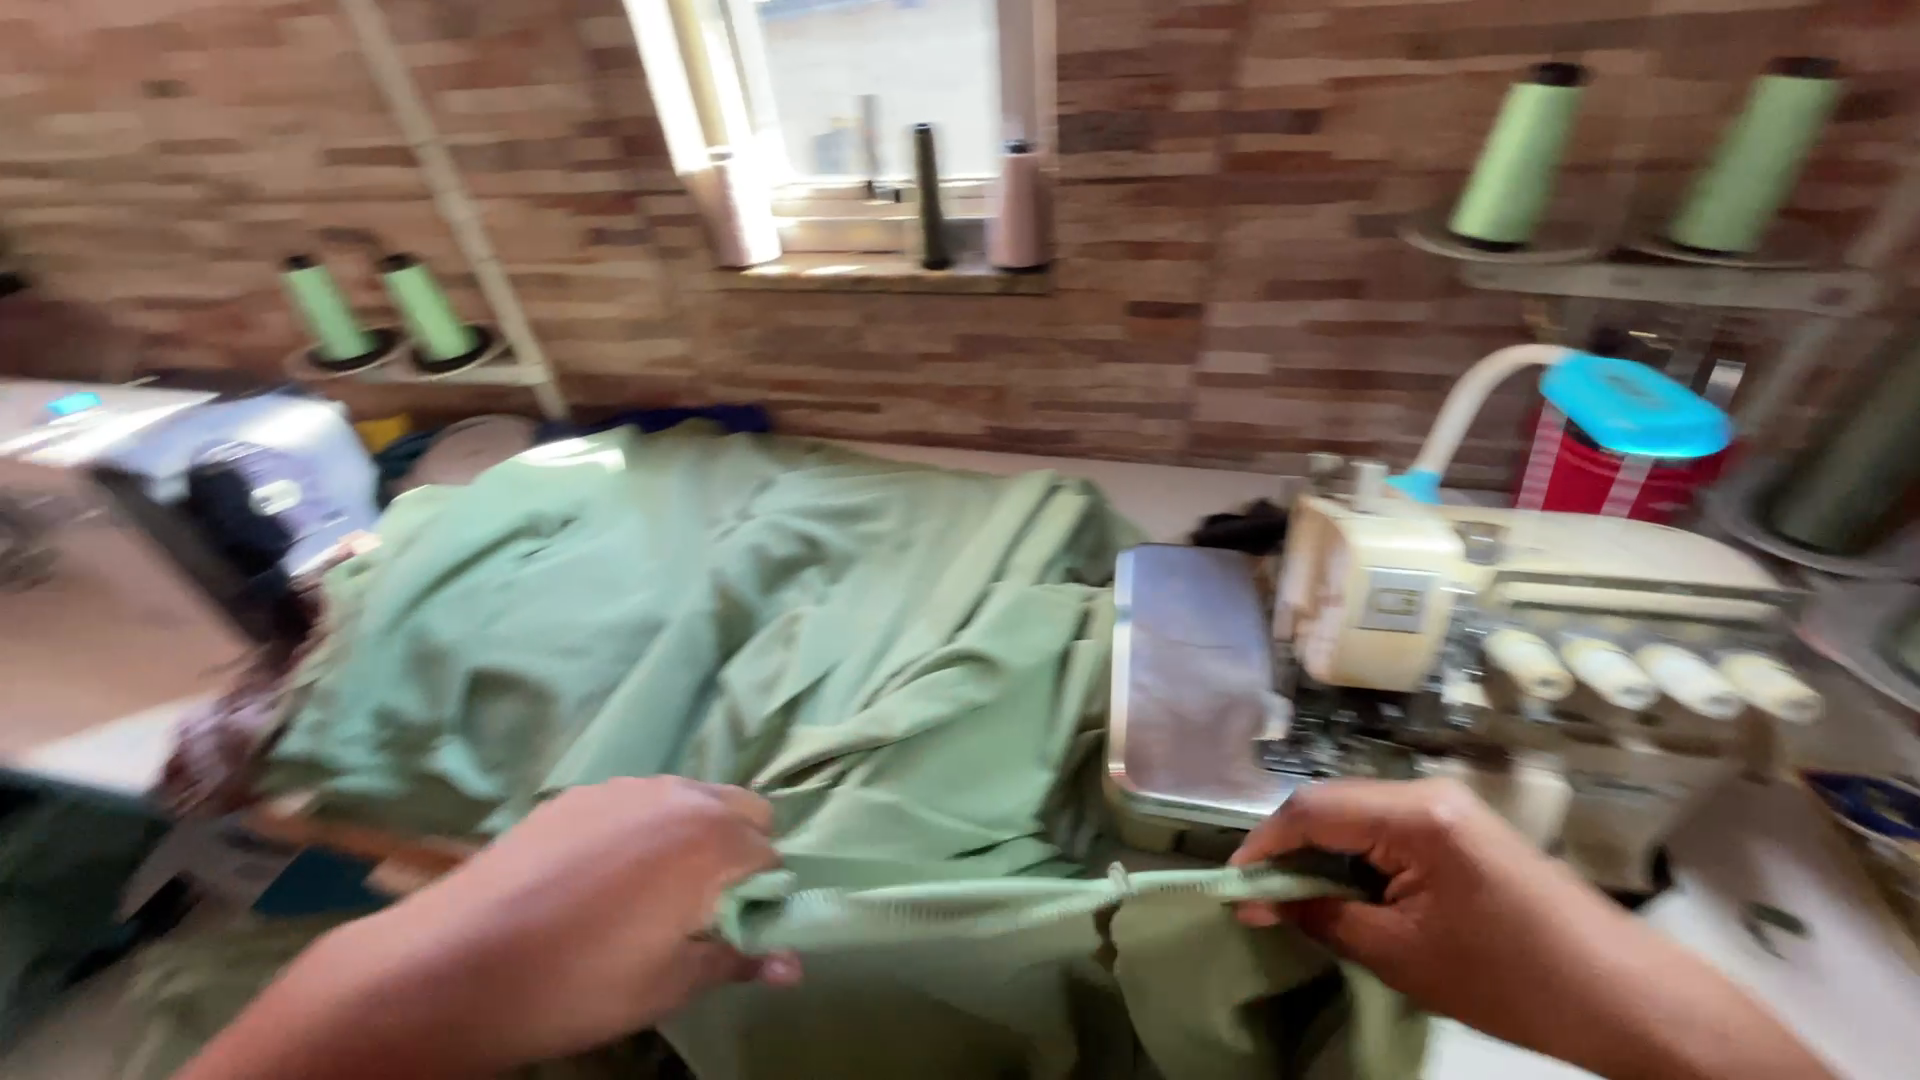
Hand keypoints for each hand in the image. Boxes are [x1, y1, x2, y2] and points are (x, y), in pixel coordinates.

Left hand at [182, 777, 795, 1079]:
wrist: (453, 964)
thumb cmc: (578, 983)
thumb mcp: (668, 985)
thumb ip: (740, 961)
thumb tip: (795, 968)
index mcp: (713, 839)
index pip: (772, 854)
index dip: (763, 894)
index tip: (736, 926)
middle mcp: (681, 796)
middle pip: (743, 809)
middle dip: (738, 850)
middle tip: (700, 906)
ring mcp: (628, 787)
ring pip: (691, 798)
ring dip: (693, 834)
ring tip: (647, 890)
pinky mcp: (583, 792)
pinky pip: (639, 800)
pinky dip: (643, 827)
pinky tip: (600, 875)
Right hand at [1231, 778, 1833, 1079]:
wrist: (1634, 1002)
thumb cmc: (1512, 981)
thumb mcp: (1400, 956)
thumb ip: (1319, 917)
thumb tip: (1255, 903)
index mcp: (1415, 814)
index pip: (1310, 810)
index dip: (1262, 845)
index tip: (1234, 887)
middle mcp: (1427, 791)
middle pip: (1330, 804)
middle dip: (1288, 848)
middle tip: (1261, 896)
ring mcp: (1449, 805)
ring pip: (1355, 814)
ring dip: (1321, 852)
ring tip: (1298, 897)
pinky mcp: (1462, 825)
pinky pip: (1385, 827)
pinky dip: (1355, 856)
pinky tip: (1349, 890)